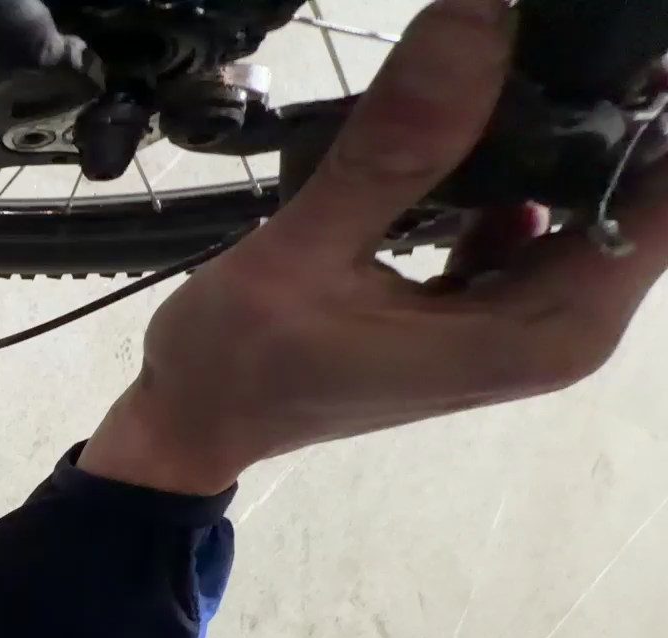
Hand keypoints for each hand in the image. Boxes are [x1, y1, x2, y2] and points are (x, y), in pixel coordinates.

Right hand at [80, 0, 667, 495]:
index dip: (647, 107)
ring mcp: (515, 333)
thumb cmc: (223, 368)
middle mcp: (557, 334)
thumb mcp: (292, 260)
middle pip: (638, 194)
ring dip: (539, 151)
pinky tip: (441, 174)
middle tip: (512, 55)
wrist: (183, 429)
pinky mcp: (473, 327)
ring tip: (463, 110)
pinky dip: (503, 193)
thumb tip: (477, 16)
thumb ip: (387, 152)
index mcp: (541, 330)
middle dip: (588, 120)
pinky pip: (533, 239)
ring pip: (585, 210)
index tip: (587, 42)